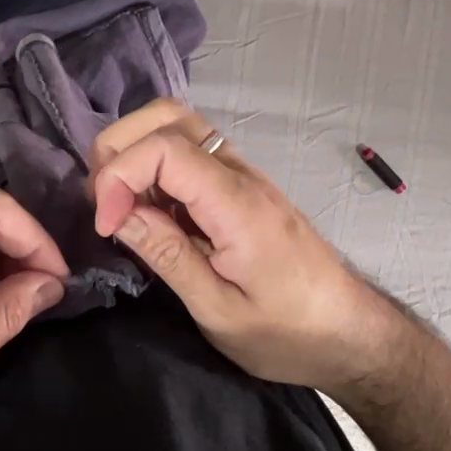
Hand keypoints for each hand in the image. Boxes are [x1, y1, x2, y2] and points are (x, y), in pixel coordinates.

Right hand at [89, 99, 420, 390]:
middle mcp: (241, 174)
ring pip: (179, 126)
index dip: (119, 176)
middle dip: (119, 147)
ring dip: (135, 151)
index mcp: (237, 204)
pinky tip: (145, 209)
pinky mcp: (242, 188)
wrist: (349, 334)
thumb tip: (117, 215)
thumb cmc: (287, 335)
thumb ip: (167, 256)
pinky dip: (154, 166)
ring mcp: (244, 176)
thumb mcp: (219, 310)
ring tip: (116, 202)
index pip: (164, 148)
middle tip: (101, 202)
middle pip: (169, 116)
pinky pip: (190, 152)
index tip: (105, 225)